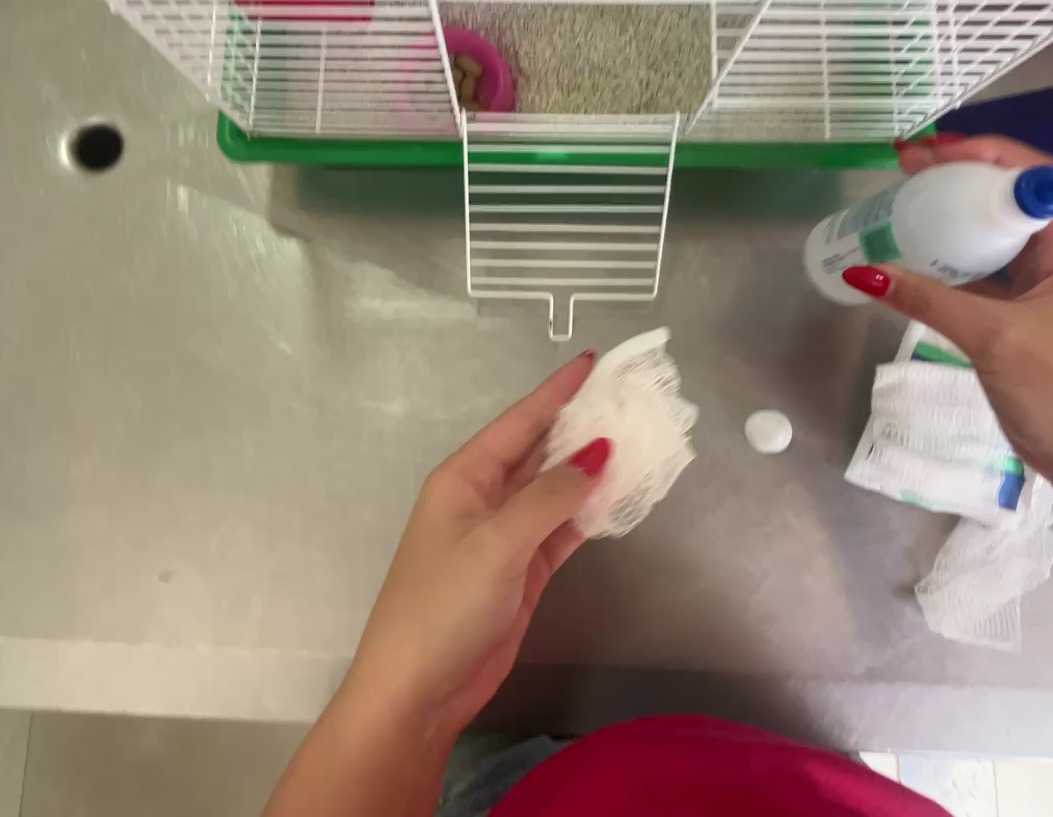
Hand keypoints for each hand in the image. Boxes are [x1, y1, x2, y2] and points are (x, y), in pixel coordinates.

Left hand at [341, 353, 609, 736]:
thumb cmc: (444, 603)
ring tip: (634, 439)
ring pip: (555, 489)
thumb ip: (549, 496)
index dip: (556, 391)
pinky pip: (562, 528)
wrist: (418, 690)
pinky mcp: (523, 568)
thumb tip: (598, 453)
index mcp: (465, 476)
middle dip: (580, 425)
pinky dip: (589, 512)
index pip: (520, 421)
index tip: (592, 362)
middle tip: (626, 399)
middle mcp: (486, 496)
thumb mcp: (496, 543)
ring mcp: (506, 534)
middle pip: (540, 450)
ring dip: (590, 468)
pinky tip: (618, 495)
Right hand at [844, 134, 1052, 493]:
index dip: (989, 154)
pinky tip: (917, 261)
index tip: (932, 152)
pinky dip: (951, 263)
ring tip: (907, 206)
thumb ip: (927, 300)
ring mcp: (1043, 295)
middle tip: (907, 170)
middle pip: (1014, 201)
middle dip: (962, 178)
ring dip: (956, 218)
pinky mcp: (1023, 323)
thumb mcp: (993, 337)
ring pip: (997, 239)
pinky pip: (984, 277)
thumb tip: (863, 272)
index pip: (1039, 180)